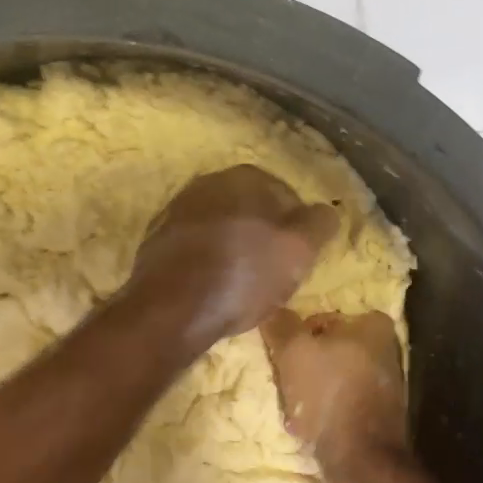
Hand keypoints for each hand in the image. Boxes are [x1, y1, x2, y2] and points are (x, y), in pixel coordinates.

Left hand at [128, 165, 340, 345]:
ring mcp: (178, 209)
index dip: (297, 227)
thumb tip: (327, 211)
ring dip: (233, 248)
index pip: (286, 195)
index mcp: (246, 176)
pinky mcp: (156, 239)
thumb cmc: (245, 272)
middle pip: (250, 209)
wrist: (172, 306)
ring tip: (242, 285)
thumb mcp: (299, 250)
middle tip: (273, 272)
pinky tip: (212, 288)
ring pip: (221, 227)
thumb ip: (319, 224)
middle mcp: (209, 182)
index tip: (298, 258)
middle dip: (262, 235)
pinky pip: (195, 246)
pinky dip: (207, 261)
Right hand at [260, 309, 406, 466]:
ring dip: (311, 392)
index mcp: (374, 326)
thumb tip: (271, 310)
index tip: (286, 352)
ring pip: (334, 380)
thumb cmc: (329, 390)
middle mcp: (386, 351)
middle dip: (307, 365)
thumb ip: (281, 325)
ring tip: (293, 409)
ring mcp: (385, 386)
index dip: (301, 333)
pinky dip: (325, 413)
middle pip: (331, 351)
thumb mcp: (294, 351)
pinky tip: (307, 427)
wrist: (360, 458)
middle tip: (286, 379)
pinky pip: (343, 406)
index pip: (327, 318)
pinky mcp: (379, 418)